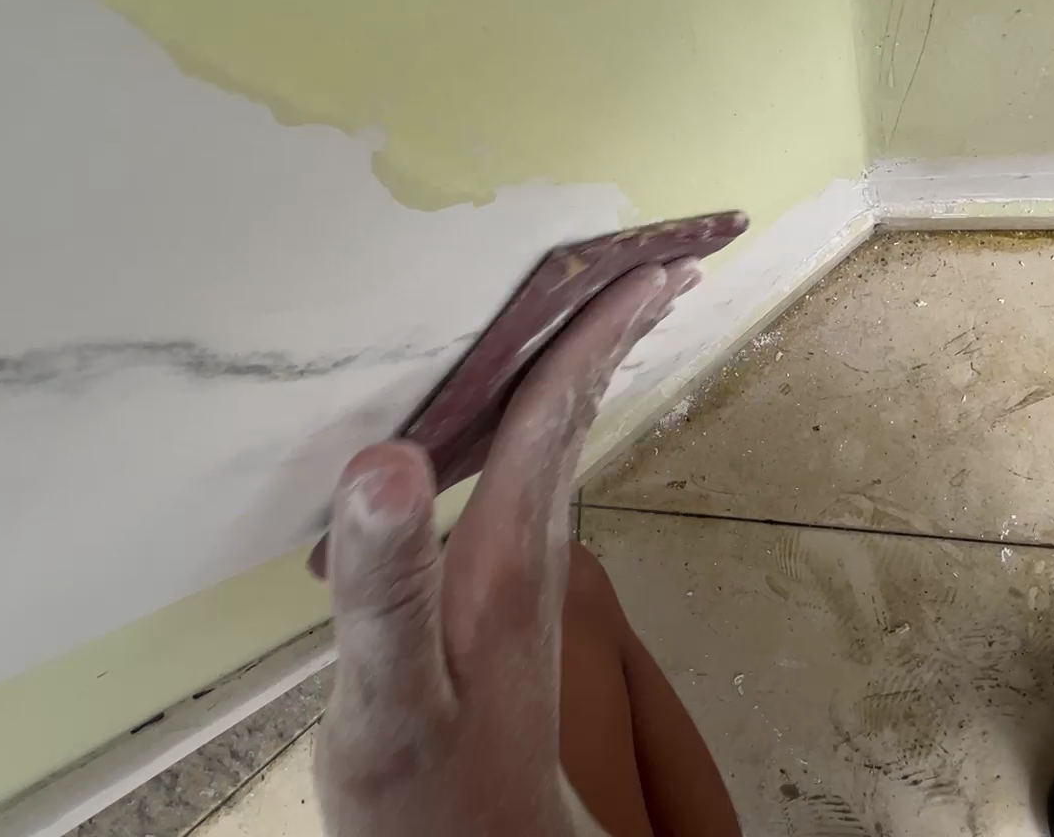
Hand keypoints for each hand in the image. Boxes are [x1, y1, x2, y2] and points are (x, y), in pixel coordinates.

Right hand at [313, 260, 699, 835]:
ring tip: (631, 313)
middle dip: (624, 332)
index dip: (592, 334)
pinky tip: (550, 407)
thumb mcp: (390, 699)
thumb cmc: (428, 787)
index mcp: (506, 545)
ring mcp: (534, 555)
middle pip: (584, 408)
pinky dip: (565, 410)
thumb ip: (386, 588)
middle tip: (670, 269)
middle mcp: (536, 535)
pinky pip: (550, 463)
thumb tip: (383, 465)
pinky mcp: (519, 575)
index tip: (641, 270)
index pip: (554, 410)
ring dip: (604, 365)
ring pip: (575, 432)